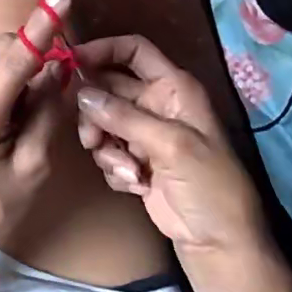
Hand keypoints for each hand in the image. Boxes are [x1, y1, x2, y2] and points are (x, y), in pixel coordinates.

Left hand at [0, 0, 72, 263]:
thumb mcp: (36, 164)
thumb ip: (47, 108)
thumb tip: (58, 63)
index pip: (14, 59)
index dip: (41, 25)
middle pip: (3, 47)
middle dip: (35, 51)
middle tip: (57, 83)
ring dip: (22, 64)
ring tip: (32, 108)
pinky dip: (8, 74)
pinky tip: (16, 106)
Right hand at [71, 35, 265, 254]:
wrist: (219, 242)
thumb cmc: (209, 184)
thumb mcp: (170, 145)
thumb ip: (123, 116)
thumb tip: (81, 94)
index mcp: (174, 88)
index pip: (134, 50)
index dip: (103, 49)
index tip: (72, 62)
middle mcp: (156, 104)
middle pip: (107, 88)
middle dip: (95, 112)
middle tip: (91, 138)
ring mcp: (143, 133)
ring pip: (101, 121)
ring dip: (105, 146)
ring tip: (126, 170)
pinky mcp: (133, 160)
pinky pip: (106, 150)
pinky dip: (113, 167)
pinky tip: (135, 185)